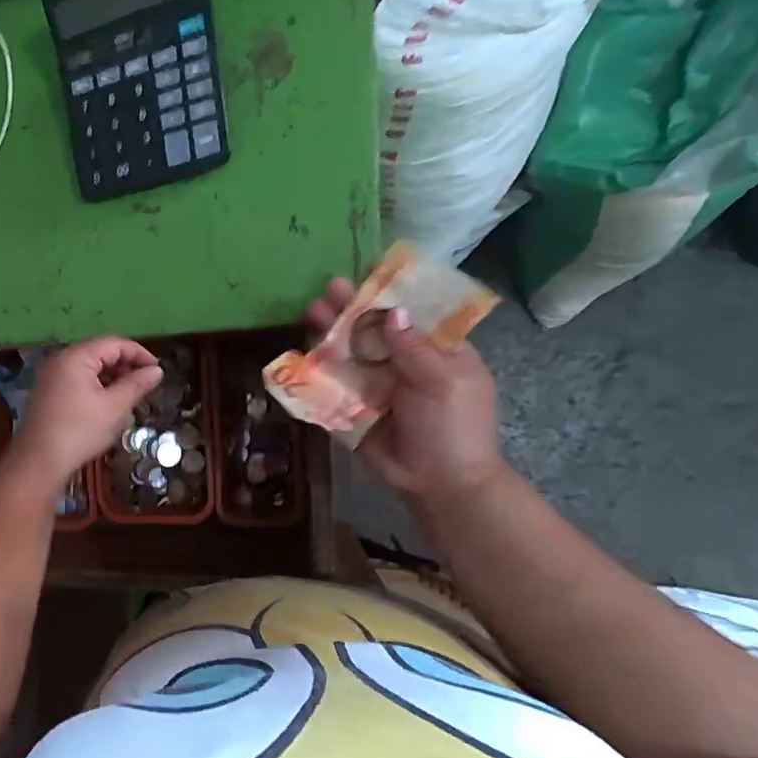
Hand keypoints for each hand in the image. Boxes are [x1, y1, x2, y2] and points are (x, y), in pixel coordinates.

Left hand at [7, 337, 162, 484]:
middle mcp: (61, 359)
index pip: (114, 343)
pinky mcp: (48, 391)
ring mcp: (51, 376)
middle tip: (146, 383)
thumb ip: (137, 384)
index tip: (158, 370)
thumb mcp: (115, 407)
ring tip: (131, 394)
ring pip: (89, 366)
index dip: (139, 353)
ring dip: (112, 376)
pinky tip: (108, 402)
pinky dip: (97, 385)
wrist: (40, 461)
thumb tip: (157, 370)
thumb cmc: (81, 431)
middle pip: (100, 352)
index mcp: (76, 357)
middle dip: (126, 365)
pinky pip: (78, 379)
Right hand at [303, 278, 505, 499]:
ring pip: (351, 354)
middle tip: (327, 290)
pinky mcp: (356, 410)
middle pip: (373, 330)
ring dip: (330, 334)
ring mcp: (378, 387)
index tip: (363, 273)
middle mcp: (403, 363)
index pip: (410, 312)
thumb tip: (392, 310)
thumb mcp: (443, 382)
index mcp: (435, 350)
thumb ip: (415, 348)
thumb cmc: (454, 427)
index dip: (387, 293)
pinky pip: (336, 387)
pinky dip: (319, 372)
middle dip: (350, 309)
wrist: (440, 484)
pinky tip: (302, 354)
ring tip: (310, 313)